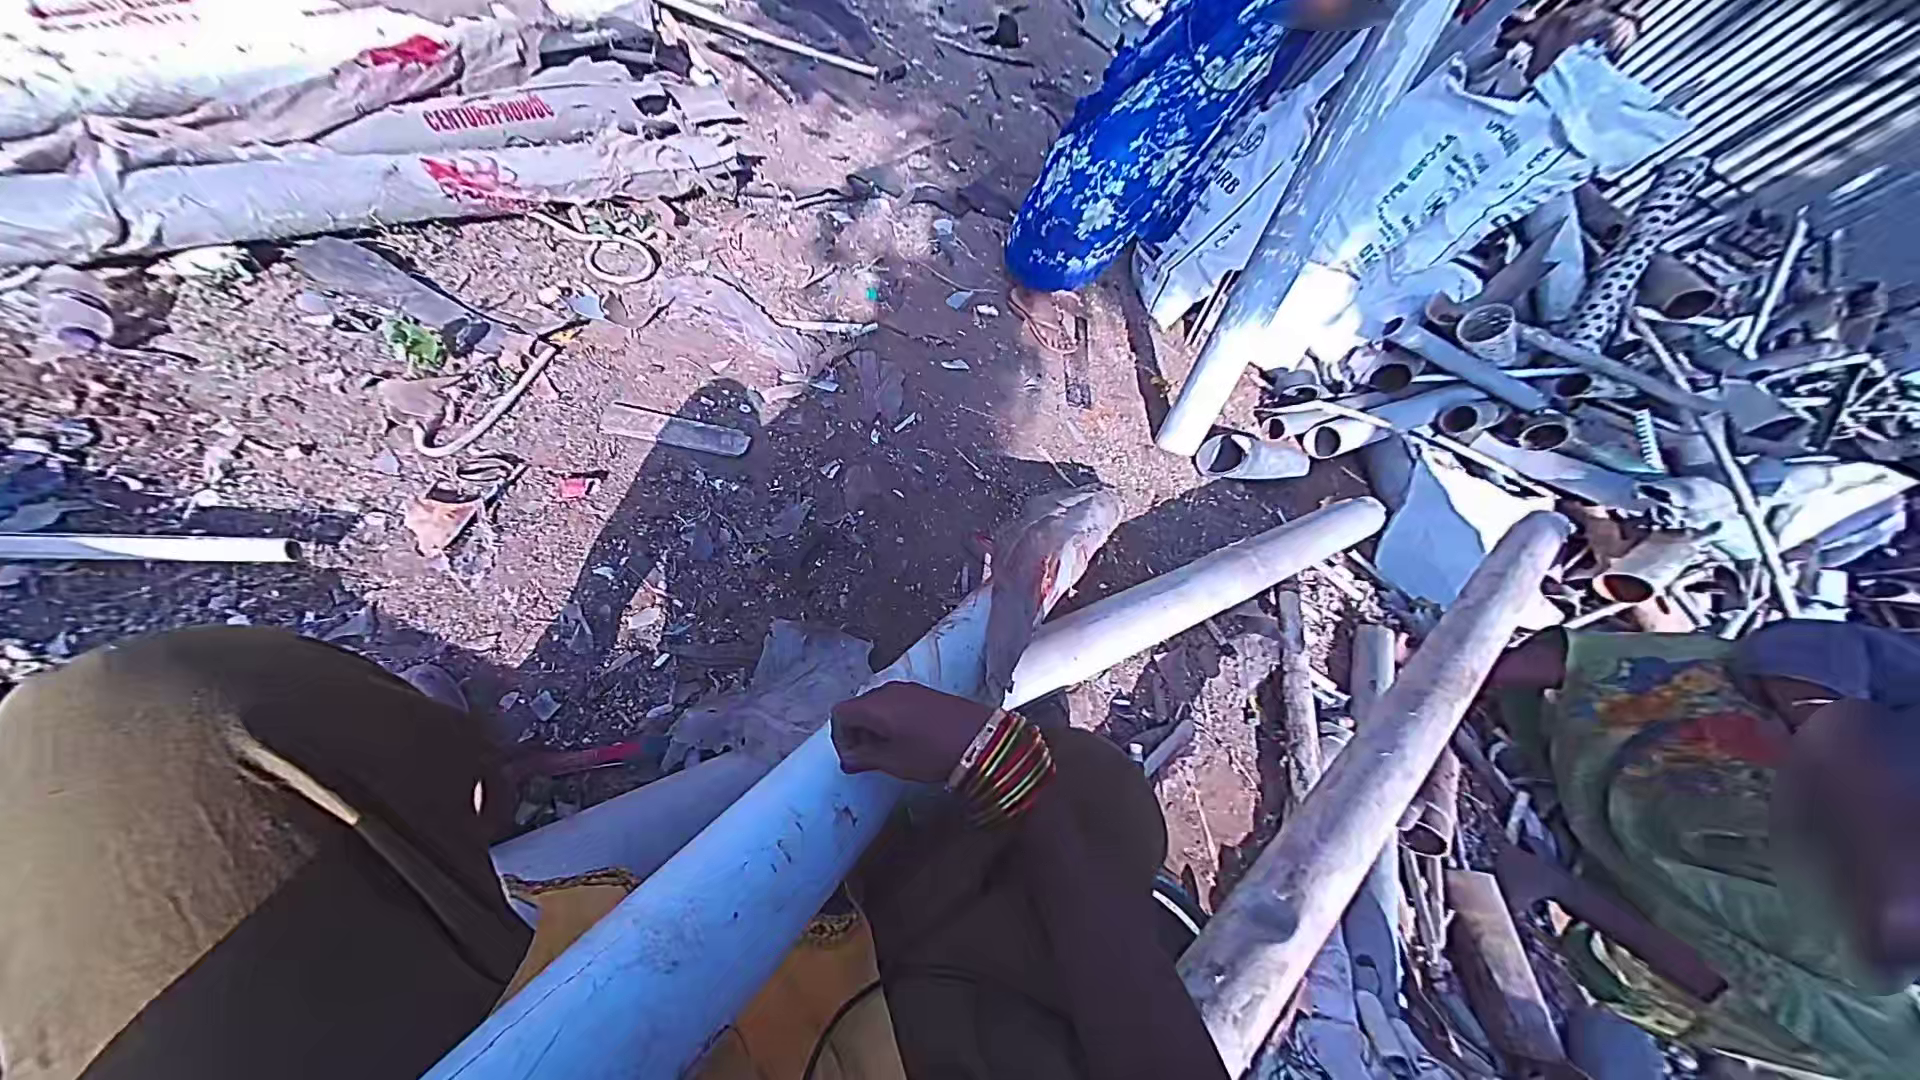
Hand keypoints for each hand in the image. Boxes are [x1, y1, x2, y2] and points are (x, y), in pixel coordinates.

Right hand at [830, 682, 991, 783]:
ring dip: (874, 726)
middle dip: (856, 731)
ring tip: (887, 751)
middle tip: (867, 757)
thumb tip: (848, 759)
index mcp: (875, 705)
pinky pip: (895, 701)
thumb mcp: (894, 761)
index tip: (852, 757)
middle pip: (857, 706)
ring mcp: (908, 688)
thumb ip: (865, 757)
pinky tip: (906, 739)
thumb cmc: (932, 752)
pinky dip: (890, 719)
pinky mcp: (924, 692)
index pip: (840, 713)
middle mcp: (888, 690)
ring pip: (876, 704)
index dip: (839, 737)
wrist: (980, 737)